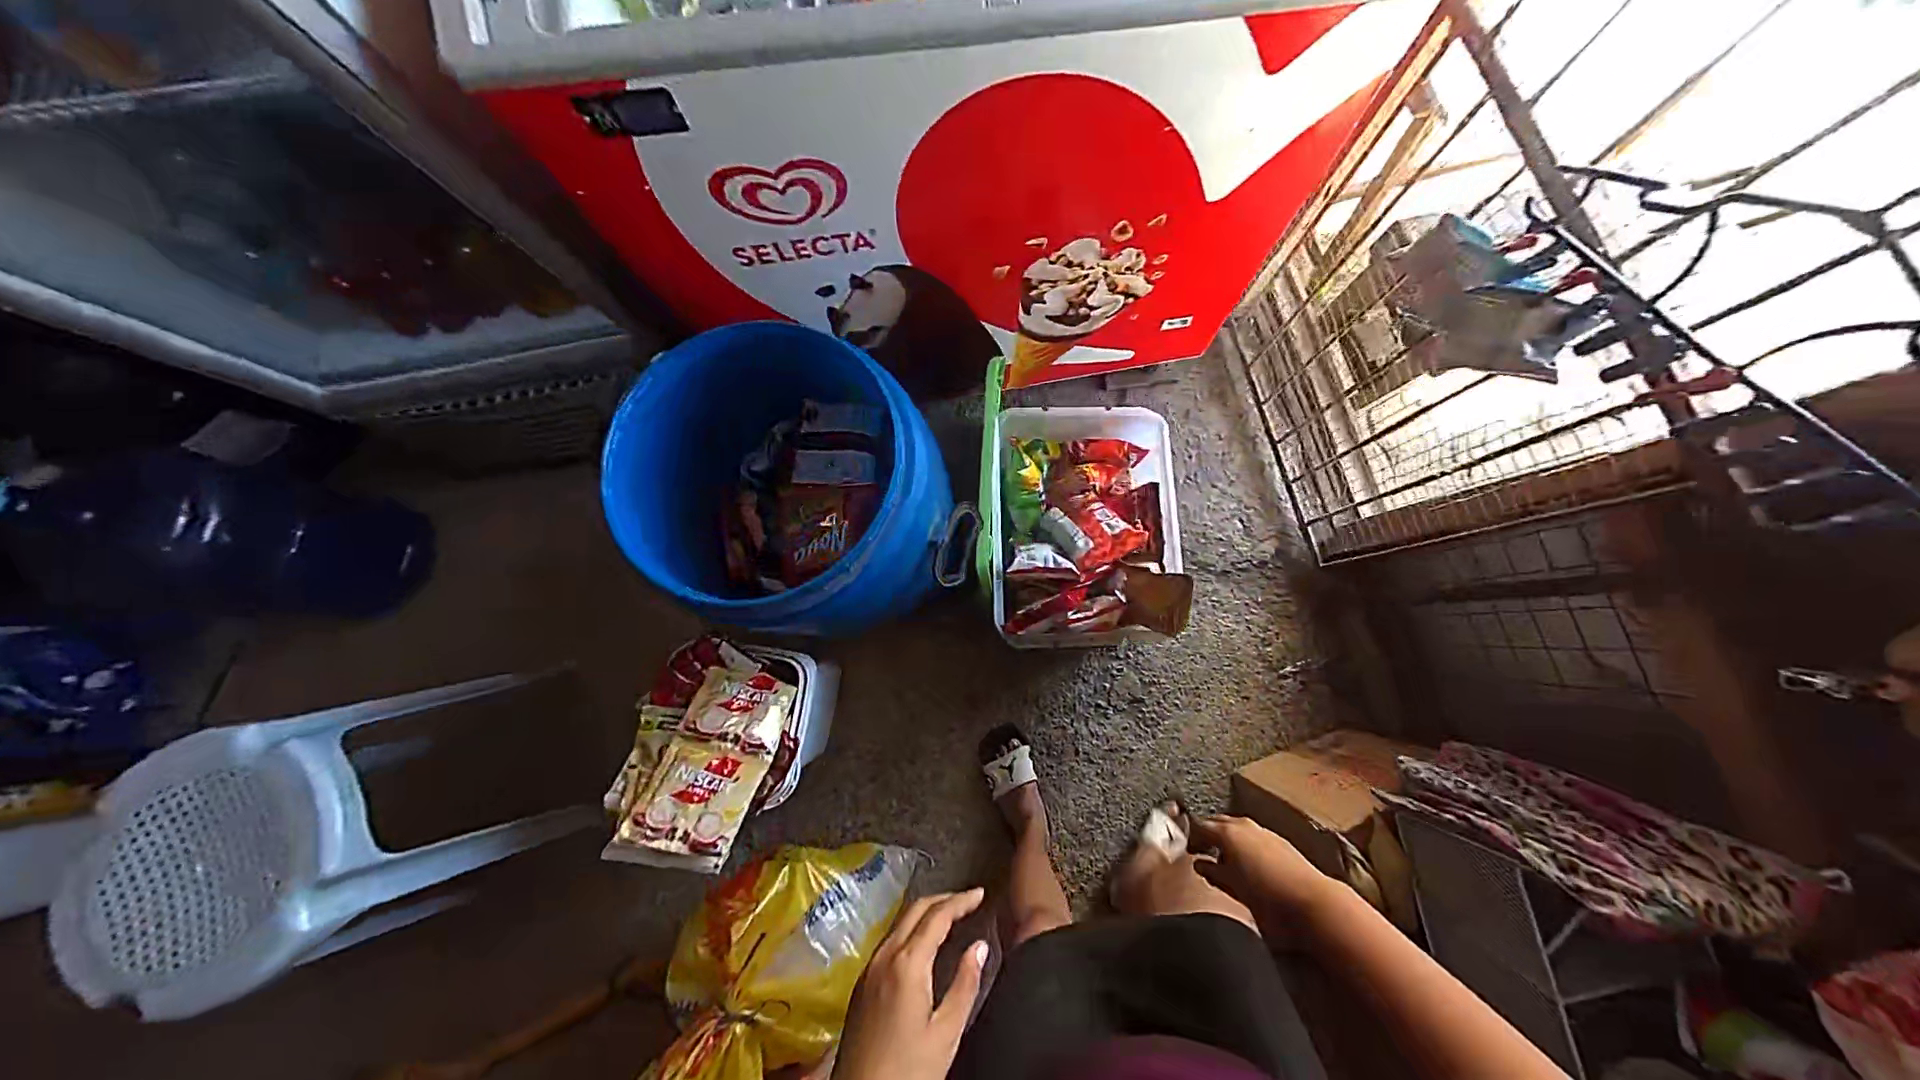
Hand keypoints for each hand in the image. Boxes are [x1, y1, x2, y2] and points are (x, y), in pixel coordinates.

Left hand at [834, 888, 989, 1079]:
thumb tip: (980, 947)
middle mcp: (884, 957)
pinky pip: (890, 939)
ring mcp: (869, 968)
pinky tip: (924, 942)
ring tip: (951, 915)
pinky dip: (911, 928)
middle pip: (915, 909)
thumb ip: (965, 984)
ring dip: (926, 911)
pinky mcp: (862, 983)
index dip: (960, 900)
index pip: (937, 915)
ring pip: (900, 922)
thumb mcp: (946, 1033)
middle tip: (968, 900)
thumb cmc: (907, 1071)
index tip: (980, 894)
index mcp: (907, 963)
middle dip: (943, 899)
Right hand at [1190, 816, 1343, 943]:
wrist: (1314, 904)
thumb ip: (1211, 872)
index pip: (1199, 826)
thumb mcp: (1231, 887)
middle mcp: (1245, 826)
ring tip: (1225, 860)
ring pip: (1238, 829)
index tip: (1188, 850)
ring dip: (1228, 840)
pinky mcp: (1282, 844)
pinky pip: (1255, 838)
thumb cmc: (1268, 897)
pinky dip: (1246, 846)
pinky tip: (1249, 865)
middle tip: (1202, 852)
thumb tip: (1200, 865)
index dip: (1190, 838)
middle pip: (1218, 822)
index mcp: (1227, 832)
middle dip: (1208, 835)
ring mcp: (1265, 833)